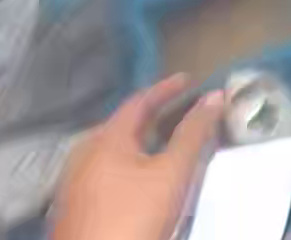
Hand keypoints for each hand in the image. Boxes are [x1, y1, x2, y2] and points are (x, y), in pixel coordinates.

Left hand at [52, 76, 225, 239]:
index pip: (135, 106)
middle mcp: (83, 164)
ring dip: (141, 134)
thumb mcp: (175, 168)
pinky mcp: (79, 208)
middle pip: (117, 127)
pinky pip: (105, 167)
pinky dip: (131, 154)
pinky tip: (149, 164)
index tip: (191, 78)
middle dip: (150, 112)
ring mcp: (76, 189)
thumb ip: (195, 129)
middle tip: (181, 103)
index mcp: (104, 148)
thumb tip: (214, 95)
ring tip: (170, 131)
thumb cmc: (137, 213)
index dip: (164, 89)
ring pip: (110, 149)